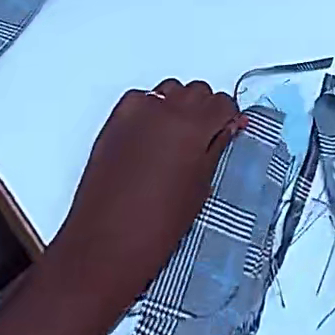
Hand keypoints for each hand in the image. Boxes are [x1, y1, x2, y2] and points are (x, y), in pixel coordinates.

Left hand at [46, 79, 242, 310]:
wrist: (106, 242)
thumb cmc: (153, 227)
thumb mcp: (200, 188)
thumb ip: (216, 149)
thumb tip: (225, 130)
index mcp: (194, 125)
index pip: (223, 102)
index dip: (228, 117)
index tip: (228, 129)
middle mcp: (166, 109)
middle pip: (197, 91)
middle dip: (205, 110)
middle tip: (204, 139)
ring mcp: (138, 109)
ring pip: (170, 91)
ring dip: (178, 108)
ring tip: (176, 142)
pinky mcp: (116, 117)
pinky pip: (143, 100)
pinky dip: (150, 112)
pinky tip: (151, 141)